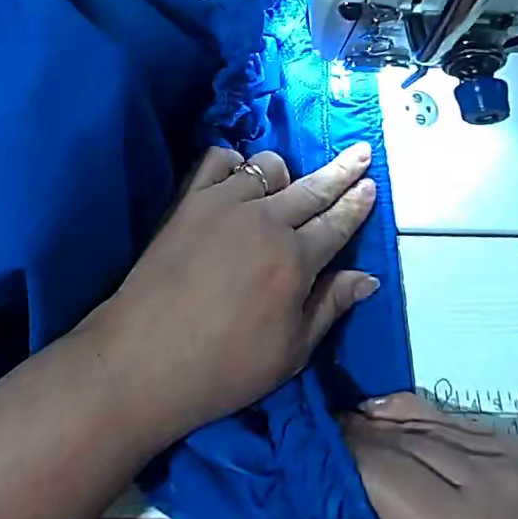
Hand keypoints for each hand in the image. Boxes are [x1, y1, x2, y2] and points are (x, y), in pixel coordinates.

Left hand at [79, 143, 379, 444]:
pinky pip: (217, 161)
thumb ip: (330, 306)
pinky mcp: (190, 198)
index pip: (337, 222)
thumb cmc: (225, 366)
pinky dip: (233, 164)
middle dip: (341, 170)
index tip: (371, 183)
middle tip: (360, 152)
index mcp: (295, 259)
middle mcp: (265, 220)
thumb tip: (369, 277)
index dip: (357, 203)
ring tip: (286, 185)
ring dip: (284, 174)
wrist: (145, 356)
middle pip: (312, 187)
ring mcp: (224, 202)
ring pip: (266, 167)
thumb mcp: (291, 352)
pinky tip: (237, 177)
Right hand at [324, 393, 517, 518]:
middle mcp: (490, 476)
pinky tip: (387, 415)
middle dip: (355, 434)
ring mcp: (511, 454)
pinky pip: (452, 418)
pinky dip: (415, 416)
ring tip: (345, 421)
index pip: (381, 469)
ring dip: (380, 420)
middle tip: (317, 433)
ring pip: (423, 420)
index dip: (340, 456)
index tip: (306, 449)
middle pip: (400, 438)